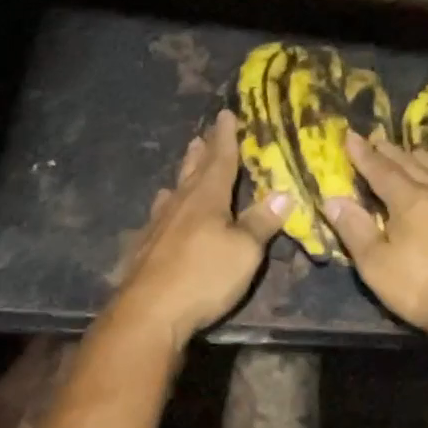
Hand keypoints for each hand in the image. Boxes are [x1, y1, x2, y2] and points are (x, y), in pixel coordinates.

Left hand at [110, 110, 287, 343]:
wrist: (148, 313)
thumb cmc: (204, 276)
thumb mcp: (245, 251)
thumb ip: (262, 222)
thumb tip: (283, 194)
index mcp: (207, 199)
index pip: (220, 161)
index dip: (226, 138)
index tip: (226, 115)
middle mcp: (180, 205)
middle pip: (192, 173)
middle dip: (201, 153)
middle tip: (202, 136)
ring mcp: (158, 227)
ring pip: (172, 194)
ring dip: (181, 178)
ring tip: (184, 168)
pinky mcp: (144, 250)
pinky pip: (159, 218)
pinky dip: (166, 208)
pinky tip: (161, 214)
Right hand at [322, 132, 427, 331]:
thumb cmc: (418, 287)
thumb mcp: (375, 263)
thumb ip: (354, 228)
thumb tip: (333, 198)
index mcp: (410, 199)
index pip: (381, 169)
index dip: (363, 154)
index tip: (350, 136)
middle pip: (411, 164)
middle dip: (391, 151)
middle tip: (376, 139)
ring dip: (421, 158)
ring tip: (411, 152)